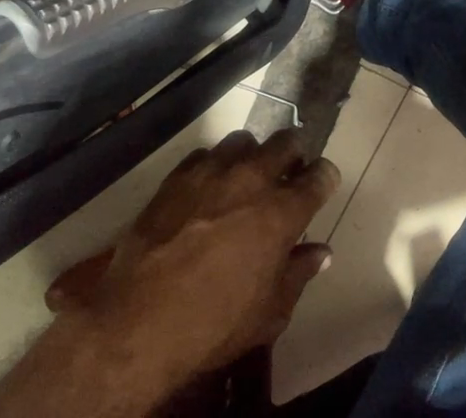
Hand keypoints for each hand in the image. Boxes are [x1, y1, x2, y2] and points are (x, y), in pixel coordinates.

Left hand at [49, 128, 338, 383]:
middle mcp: (251, 180)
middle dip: (294, 154)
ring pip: (243, 141)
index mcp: (282, 212)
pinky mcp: (176, 176)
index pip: (320, 175)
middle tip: (288, 175)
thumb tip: (320, 253)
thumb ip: (298, 273)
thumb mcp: (270, 312)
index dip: (325, 179)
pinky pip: (204, 155)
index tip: (321, 186)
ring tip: (246, 179)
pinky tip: (208, 189)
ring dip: (252, 156)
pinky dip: (214, 166)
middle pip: (285, 142)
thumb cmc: (215, 325)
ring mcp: (210, 173)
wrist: (140, 321)